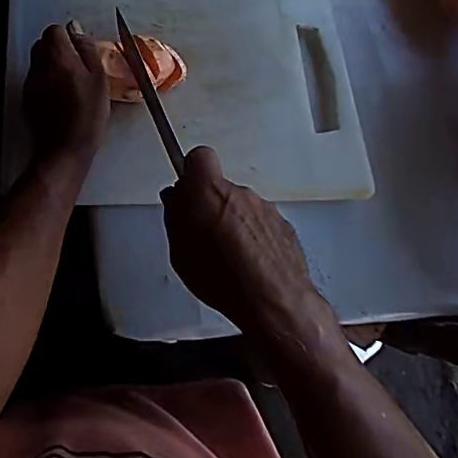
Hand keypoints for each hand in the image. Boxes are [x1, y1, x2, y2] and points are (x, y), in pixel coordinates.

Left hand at [24, 22, 108, 162]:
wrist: (65, 149)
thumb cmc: (86, 116)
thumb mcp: (99, 79)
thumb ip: (86, 49)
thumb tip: (77, 31)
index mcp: (58, 57)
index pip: (55, 30)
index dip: (69, 37)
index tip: (80, 50)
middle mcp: (40, 67)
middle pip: (43, 44)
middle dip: (59, 50)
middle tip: (78, 66)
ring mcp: (31, 83)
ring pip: (39, 62)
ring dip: (53, 66)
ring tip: (72, 84)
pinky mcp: (27, 99)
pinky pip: (36, 80)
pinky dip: (47, 83)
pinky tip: (62, 98)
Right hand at [161, 147, 336, 346]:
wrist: (273, 300)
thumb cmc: (227, 279)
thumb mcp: (181, 253)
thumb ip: (176, 218)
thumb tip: (175, 203)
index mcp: (210, 192)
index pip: (199, 157)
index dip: (191, 170)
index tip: (185, 186)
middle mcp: (240, 193)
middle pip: (221, 187)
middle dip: (211, 205)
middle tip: (201, 233)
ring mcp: (265, 208)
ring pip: (242, 206)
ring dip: (233, 224)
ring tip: (226, 258)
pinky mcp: (282, 225)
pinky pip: (260, 224)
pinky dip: (253, 238)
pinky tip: (246, 264)